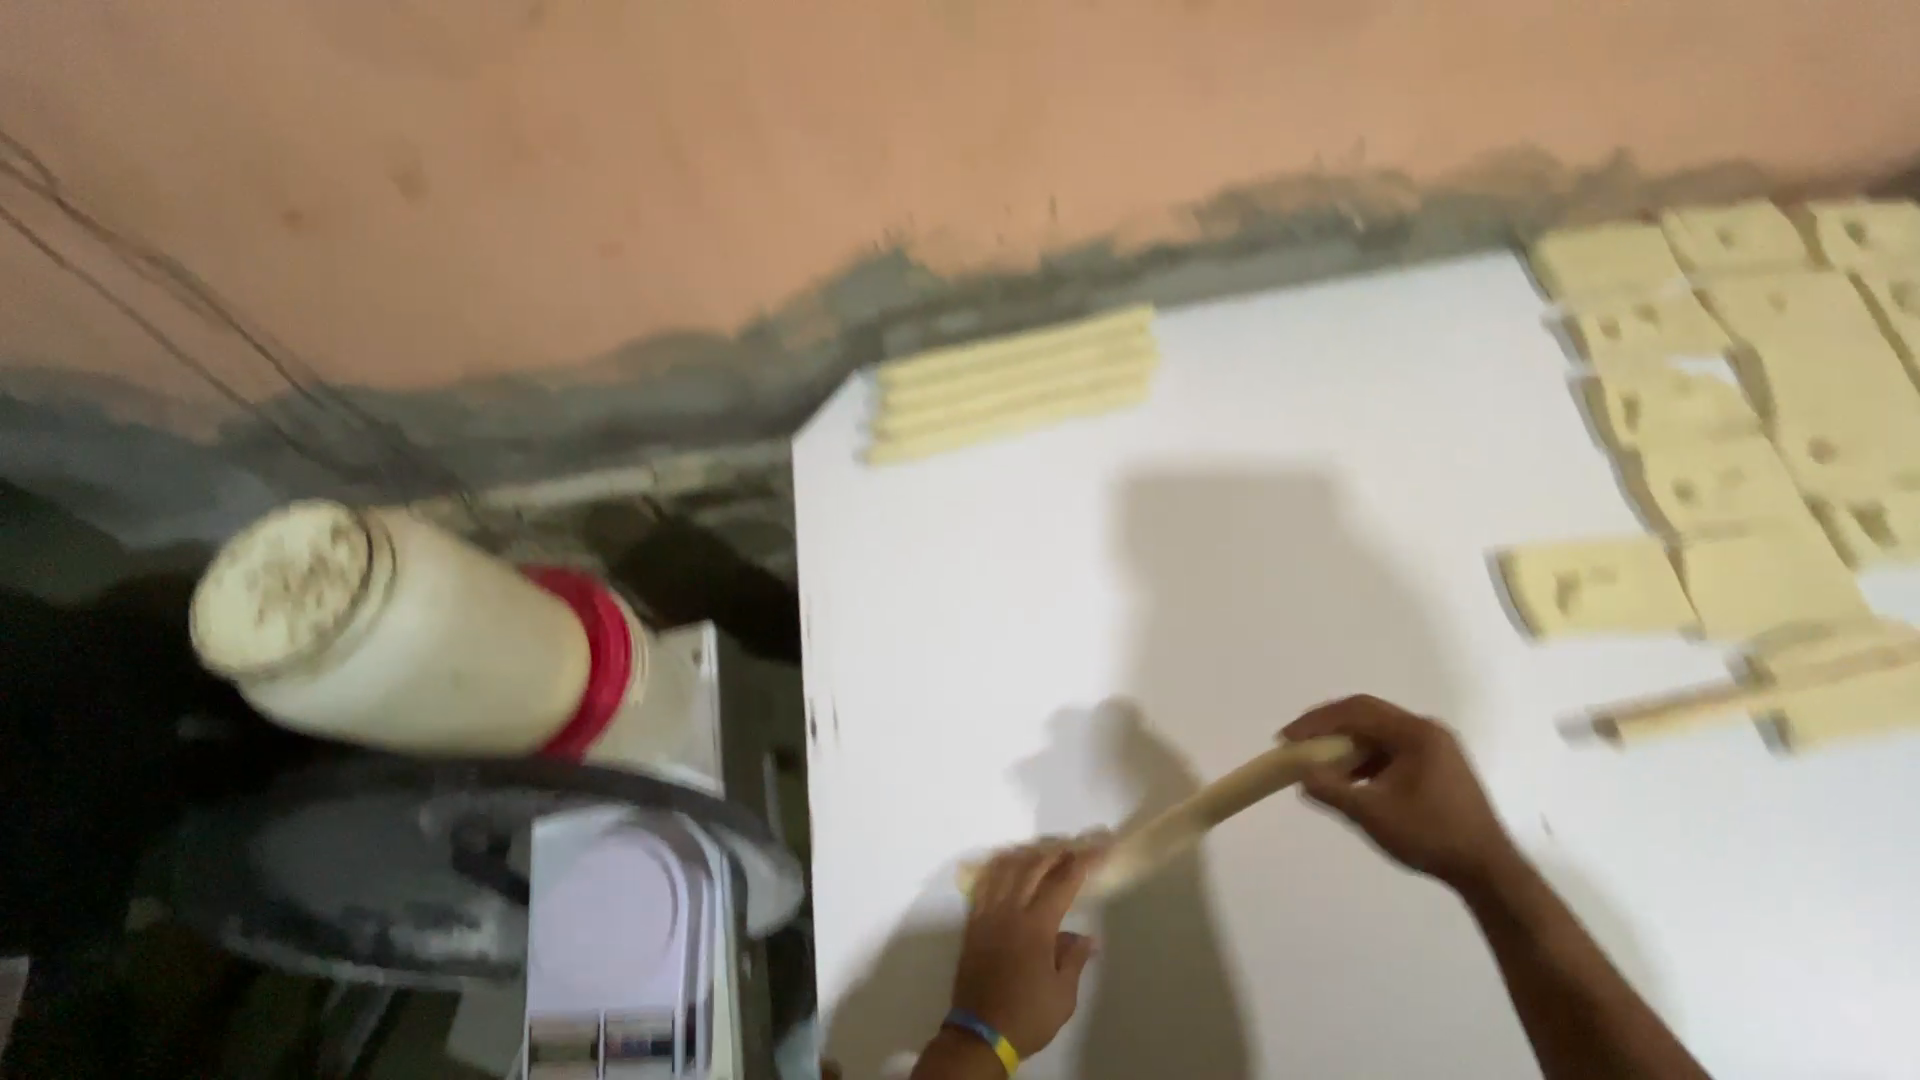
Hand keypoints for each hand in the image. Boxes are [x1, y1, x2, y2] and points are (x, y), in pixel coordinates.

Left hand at [951, 841, 1100, 1057]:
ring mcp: (987, 914)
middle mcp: (1010, 911)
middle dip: (1056, 851)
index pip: (1063, 883)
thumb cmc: (1027, 1016)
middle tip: (1074, 845)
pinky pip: (984, 882)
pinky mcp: (973, 922)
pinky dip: (997, 866)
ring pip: (1005, 868)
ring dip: (1027, 854)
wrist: (980, 1033)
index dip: (1082, 863)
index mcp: (1036, 927)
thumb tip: (1087, 937)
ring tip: (1044, 849)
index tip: (1098, 849)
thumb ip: (1073, 959)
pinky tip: (1007, 862)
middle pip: (1033, 866)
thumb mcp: (1062, 995)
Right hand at [1283, 695, 1521, 890]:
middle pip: (1366, 715)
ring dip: (1346, 745)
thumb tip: (1301, 775)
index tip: (1287, 738)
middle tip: (1297, 743)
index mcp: (1415, 733)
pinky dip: (1365, 759)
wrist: (1489, 871)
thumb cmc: (1430, 836)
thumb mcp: (1372, 813)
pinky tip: (1350, 780)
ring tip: (1319, 764)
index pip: (1355, 711)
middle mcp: (1427, 731)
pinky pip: (1391, 750)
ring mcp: (1436, 748)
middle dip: (1327, 728)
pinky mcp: (1438, 766)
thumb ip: (1331, 790)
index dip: (1316, 721)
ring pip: (1378, 734)